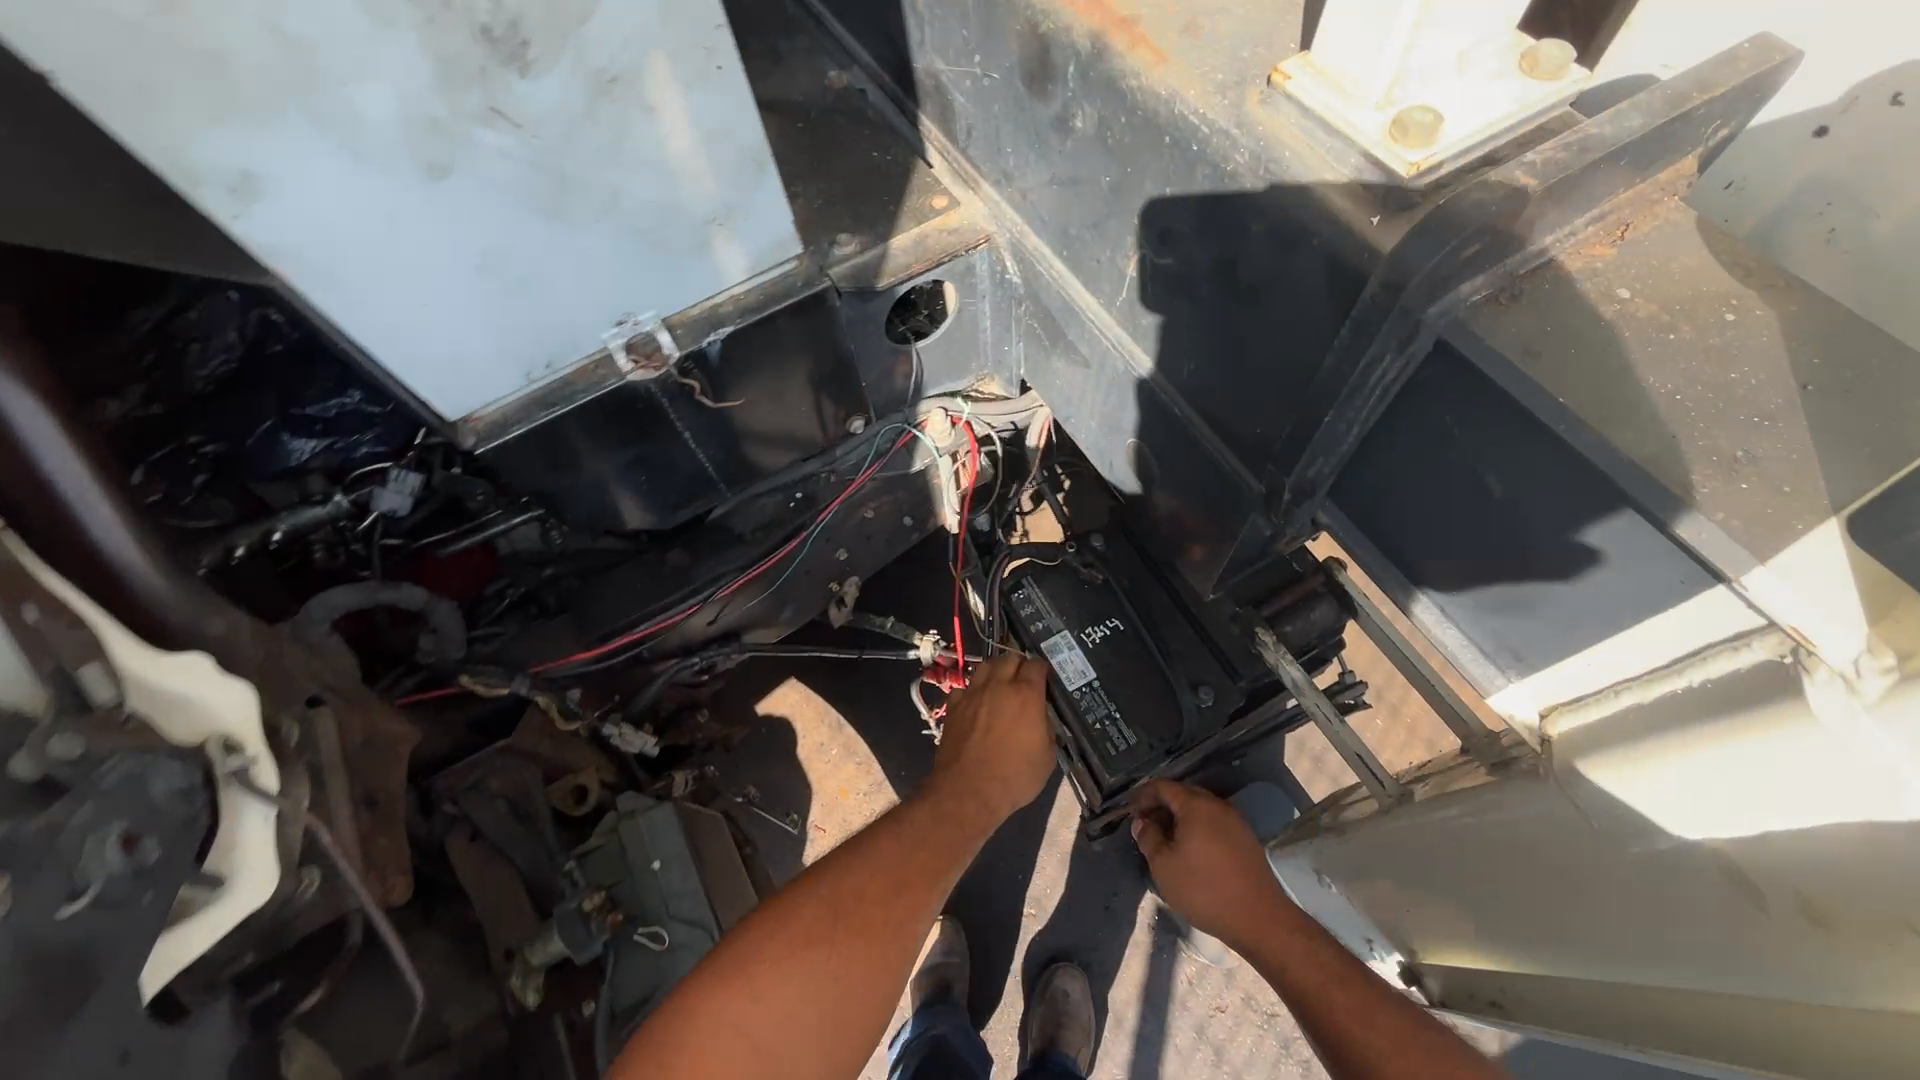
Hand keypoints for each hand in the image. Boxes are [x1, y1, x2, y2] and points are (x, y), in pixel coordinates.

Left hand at [924, 654, 1056, 824]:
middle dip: (1018, 665)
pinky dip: (972, 692)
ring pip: (984, 667)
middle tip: (1022, 680)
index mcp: (1026, 694)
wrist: (969, 790)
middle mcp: (998, 686)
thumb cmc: (1015, 776)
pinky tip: (975, 705)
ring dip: (994, 672)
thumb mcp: (1047, 756)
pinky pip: (964, 688)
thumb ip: (1046, 728)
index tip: (1045, 679)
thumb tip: (1041, 717)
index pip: (1037, 665)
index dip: (1042, 669)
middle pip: (1009, 658)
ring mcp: (972, 694)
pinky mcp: (953, 706)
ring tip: (998, 687)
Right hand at [1131, 780, 1291, 947]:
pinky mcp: (1246, 840)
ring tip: (1167, 842)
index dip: (1143, 797)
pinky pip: (1215, 824)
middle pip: (1184, 794)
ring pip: (1201, 810)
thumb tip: (1142, 823)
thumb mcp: (1163, 865)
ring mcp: (1236, 822)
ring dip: (1180, 819)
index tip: (1132, 815)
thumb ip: (1148, 838)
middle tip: (1147, 828)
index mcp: (1196, 805)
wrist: (1258, 917)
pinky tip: (1191, 852)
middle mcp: (1218, 806)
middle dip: (1162, 806)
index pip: (1163, 786)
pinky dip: (1198, 829)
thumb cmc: (1203, 888)